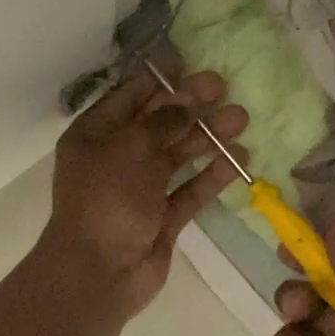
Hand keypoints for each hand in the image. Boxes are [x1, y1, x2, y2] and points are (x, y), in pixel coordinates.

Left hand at [39, 68, 246, 317]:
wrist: (99, 271)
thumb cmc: (107, 198)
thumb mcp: (130, 147)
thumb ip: (162, 121)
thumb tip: (187, 101)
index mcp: (93, 136)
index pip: (126, 98)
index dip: (157, 81)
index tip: (189, 64)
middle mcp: (114, 159)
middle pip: (156, 125)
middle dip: (189, 105)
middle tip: (223, 86)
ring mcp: (139, 191)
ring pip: (176, 156)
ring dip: (206, 136)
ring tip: (241, 118)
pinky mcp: (161, 218)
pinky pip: (189, 190)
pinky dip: (211, 174)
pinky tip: (238, 157)